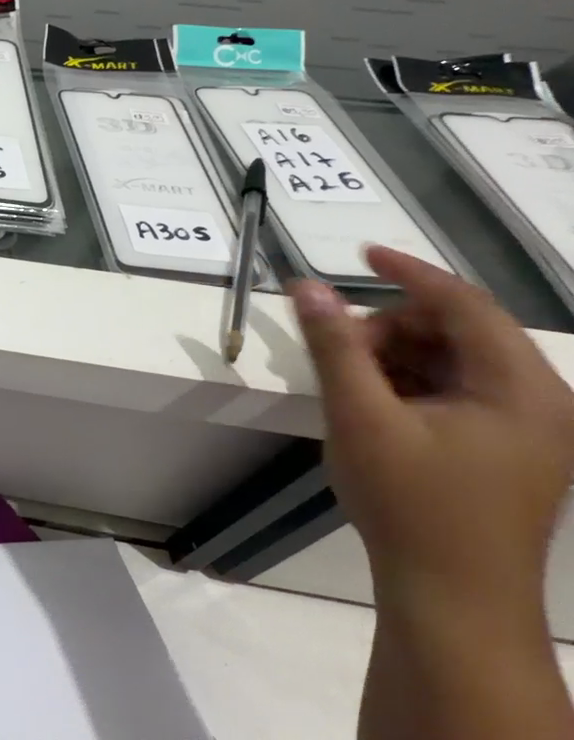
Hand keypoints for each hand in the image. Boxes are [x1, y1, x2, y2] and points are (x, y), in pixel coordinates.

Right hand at [291, 247, 573, 604]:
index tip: (359, 254)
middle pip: (460, 331)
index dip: (410, 273)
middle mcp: (542, 400)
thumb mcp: (360, 416)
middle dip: (392, 328)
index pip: (466, 304)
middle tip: (338, 352)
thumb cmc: (410, 502)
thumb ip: (334, 346)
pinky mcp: (513, 450)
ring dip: (398, 357)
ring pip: (456, 361)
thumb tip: (307, 285)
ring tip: (352, 385)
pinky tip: (377, 407)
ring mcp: (532, 428)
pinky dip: (414, 385)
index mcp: (522, 388)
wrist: (454, 594)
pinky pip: (461, 392)